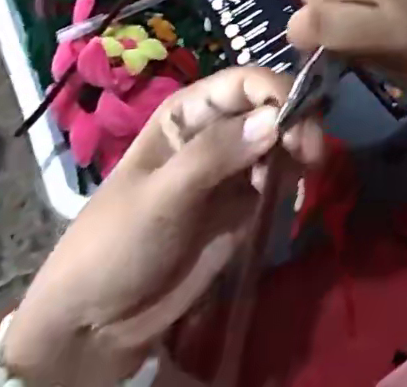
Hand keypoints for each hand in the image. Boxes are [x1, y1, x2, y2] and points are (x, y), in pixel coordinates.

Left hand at [6, 68, 323, 386]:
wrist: (96, 324)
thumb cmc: (115, 244)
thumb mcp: (160, 196)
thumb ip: (215, 155)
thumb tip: (276, 119)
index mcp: (189, 112)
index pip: (245, 82)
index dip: (277, 91)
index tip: (299, 121)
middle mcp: (217, 129)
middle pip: (272, 106)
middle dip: (297, 121)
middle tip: (311, 154)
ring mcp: (234, 166)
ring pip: (283, 139)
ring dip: (301, 149)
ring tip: (306, 176)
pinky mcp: (246, 202)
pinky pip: (282, 176)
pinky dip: (296, 179)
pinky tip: (294, 197)